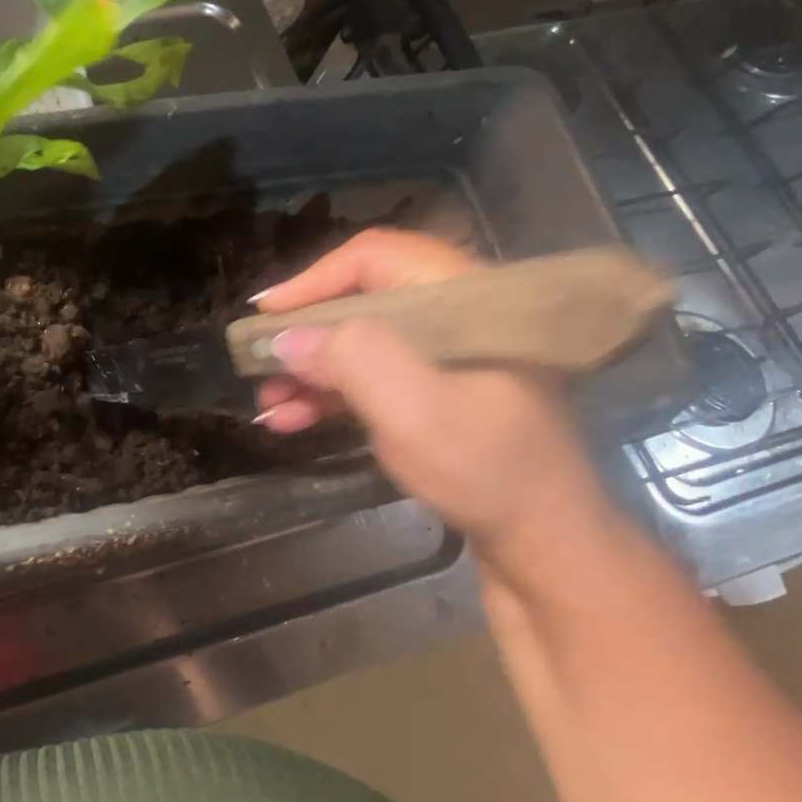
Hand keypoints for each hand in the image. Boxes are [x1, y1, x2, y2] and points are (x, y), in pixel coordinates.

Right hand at [253, 228, 613, 552]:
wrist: (546, 543)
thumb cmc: (487, 469)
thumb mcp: (416, 411)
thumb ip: (351, 361)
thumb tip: (284, 338)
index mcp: (466, 299)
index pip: (376, 259)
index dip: (314, 281)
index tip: (264, 316)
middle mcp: (456, 319)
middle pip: (361, 302)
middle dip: (304, 336)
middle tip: (255, 366)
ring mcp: (447, 360)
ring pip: (360, 344)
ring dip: (308, 371)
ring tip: (266, 406)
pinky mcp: (436, 396)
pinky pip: (371, 380)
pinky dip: (329, 396)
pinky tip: (291, 421)